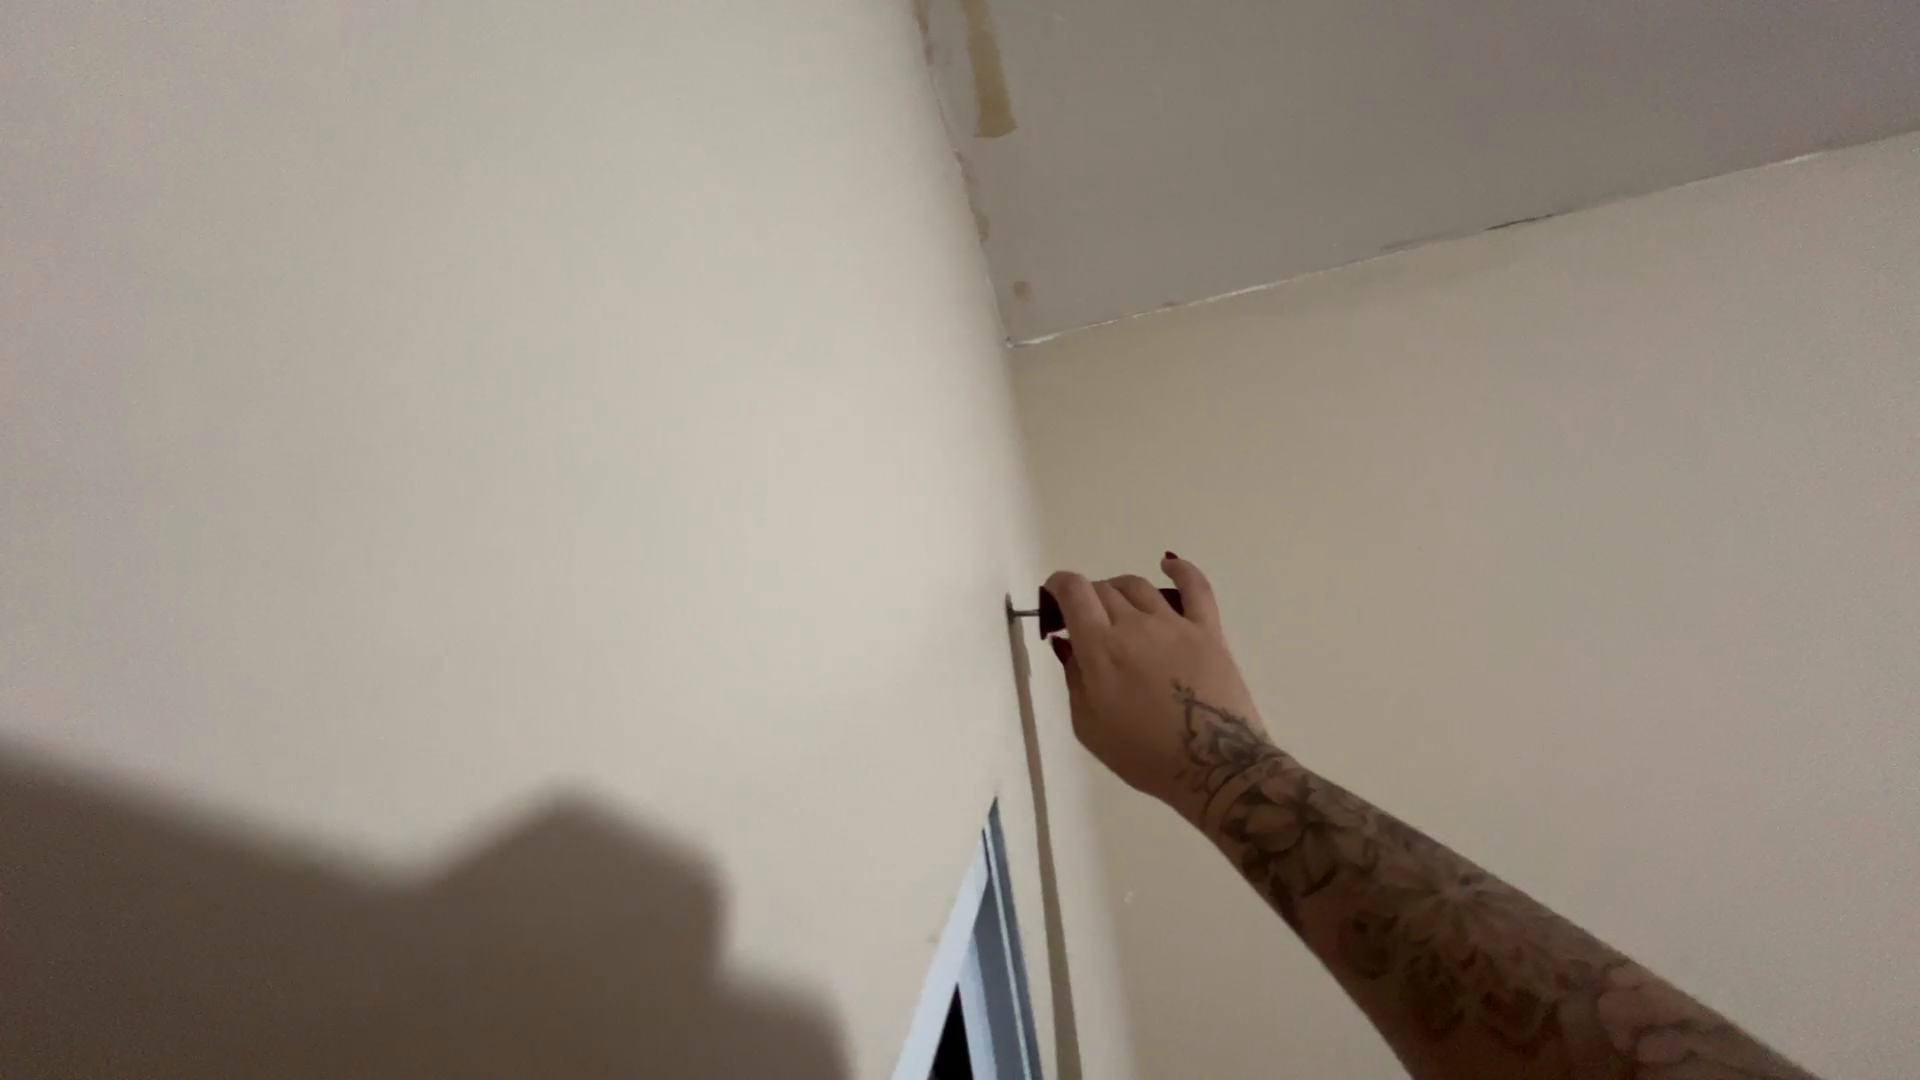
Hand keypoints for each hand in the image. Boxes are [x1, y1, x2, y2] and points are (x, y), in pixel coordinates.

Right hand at [1044, 555, 1267, 822]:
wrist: (1216, 768)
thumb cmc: (1144, 755)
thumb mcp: (1089, 727)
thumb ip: (1074, 678)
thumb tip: (1068, 643)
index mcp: (1101, 649)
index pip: (1074, 592)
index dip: (1058, 585)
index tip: (1053, 596)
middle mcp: (1135, 626)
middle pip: (1103, 589)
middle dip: (1086, 598)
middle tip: (1085, 621)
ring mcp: (1174, 624)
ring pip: (1138, 586)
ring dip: (1119, 590)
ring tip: (1117, 609)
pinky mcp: (1208, 631)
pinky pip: (1195, 587)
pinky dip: (1180, 570)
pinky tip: (1168, 565)